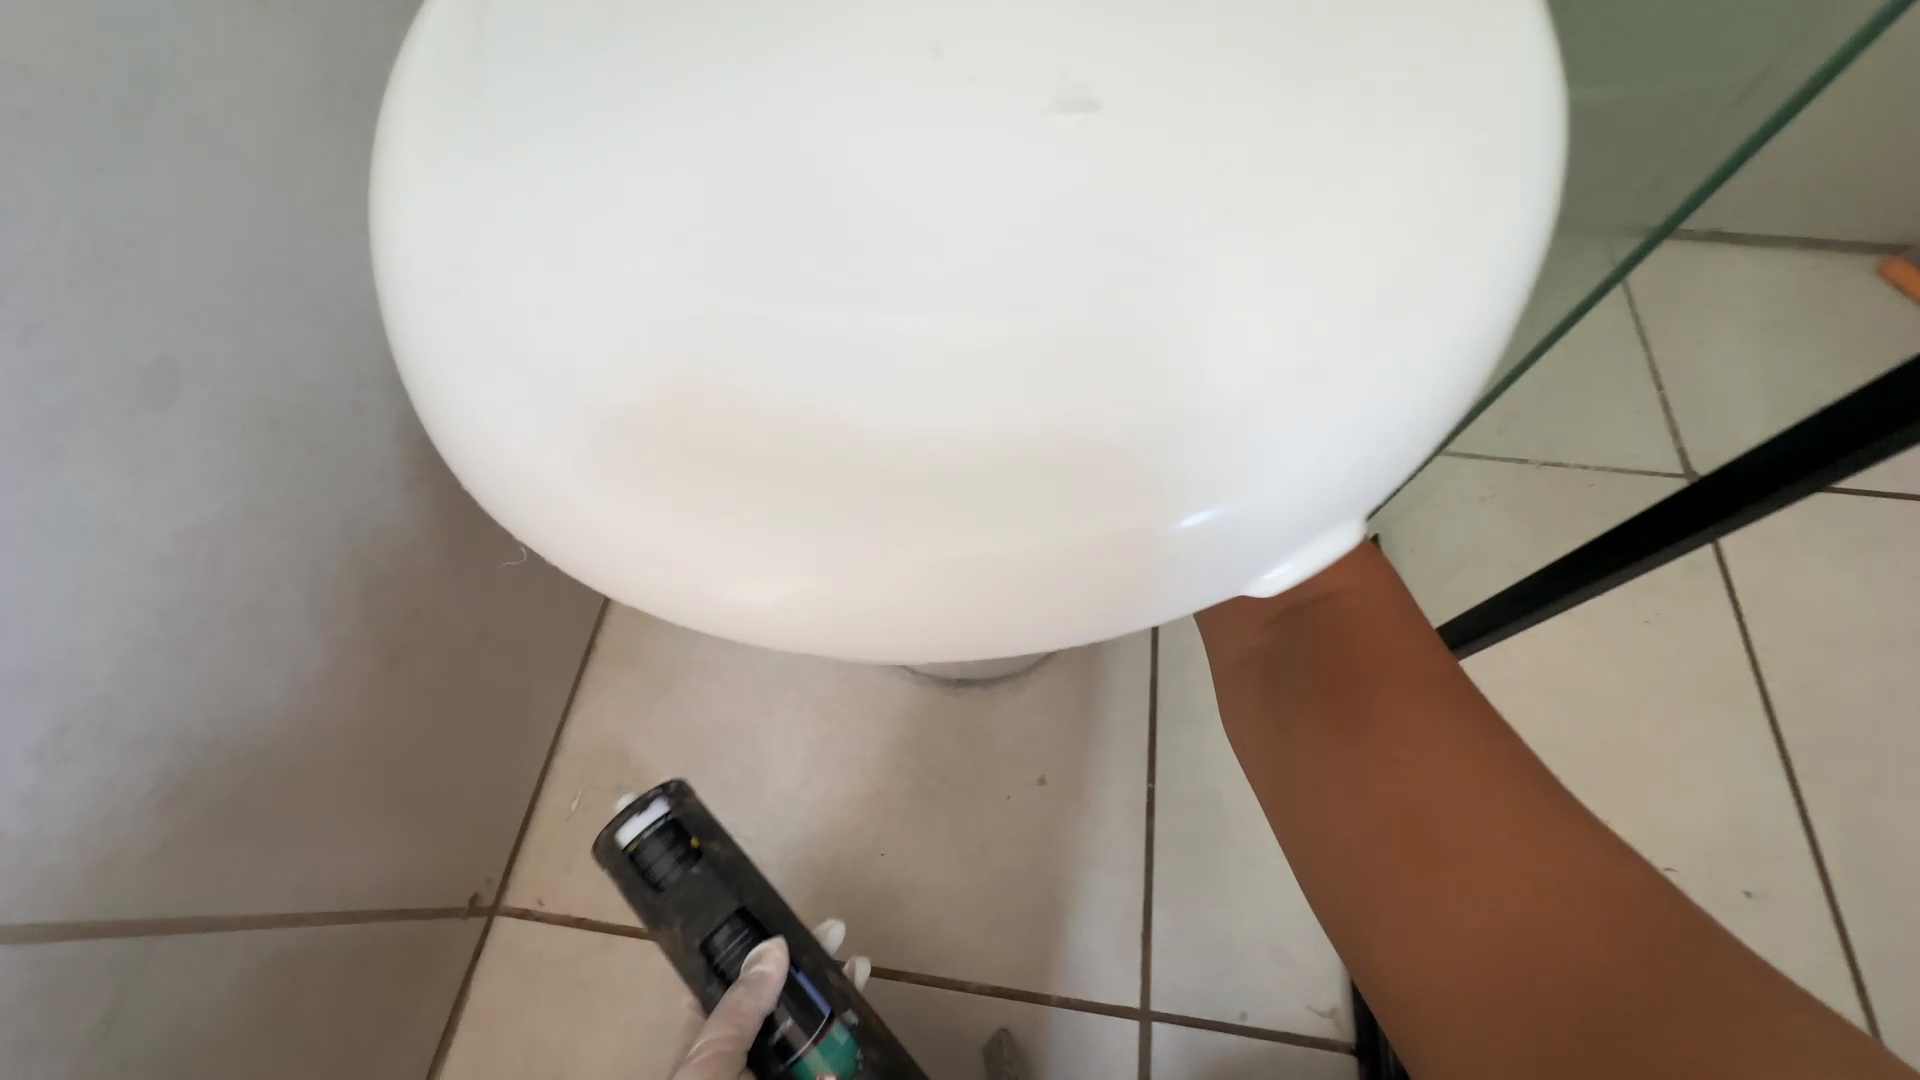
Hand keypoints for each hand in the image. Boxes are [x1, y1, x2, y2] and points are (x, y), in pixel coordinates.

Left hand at [666, 919, 870, 1079]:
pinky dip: (843, 1049)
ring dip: (833, 1001)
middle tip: (836, 933)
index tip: (786, 922)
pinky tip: (856, 1026)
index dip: (755, 954)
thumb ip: (740, 1010)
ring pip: (807, 1038)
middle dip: (806, 970)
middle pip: (776, 1006)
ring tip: (859, 966)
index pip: (728, 990)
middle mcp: (742, 1065)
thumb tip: (773, 945)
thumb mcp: (710, 1066)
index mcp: (707, 1049)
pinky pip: (827, 1067)